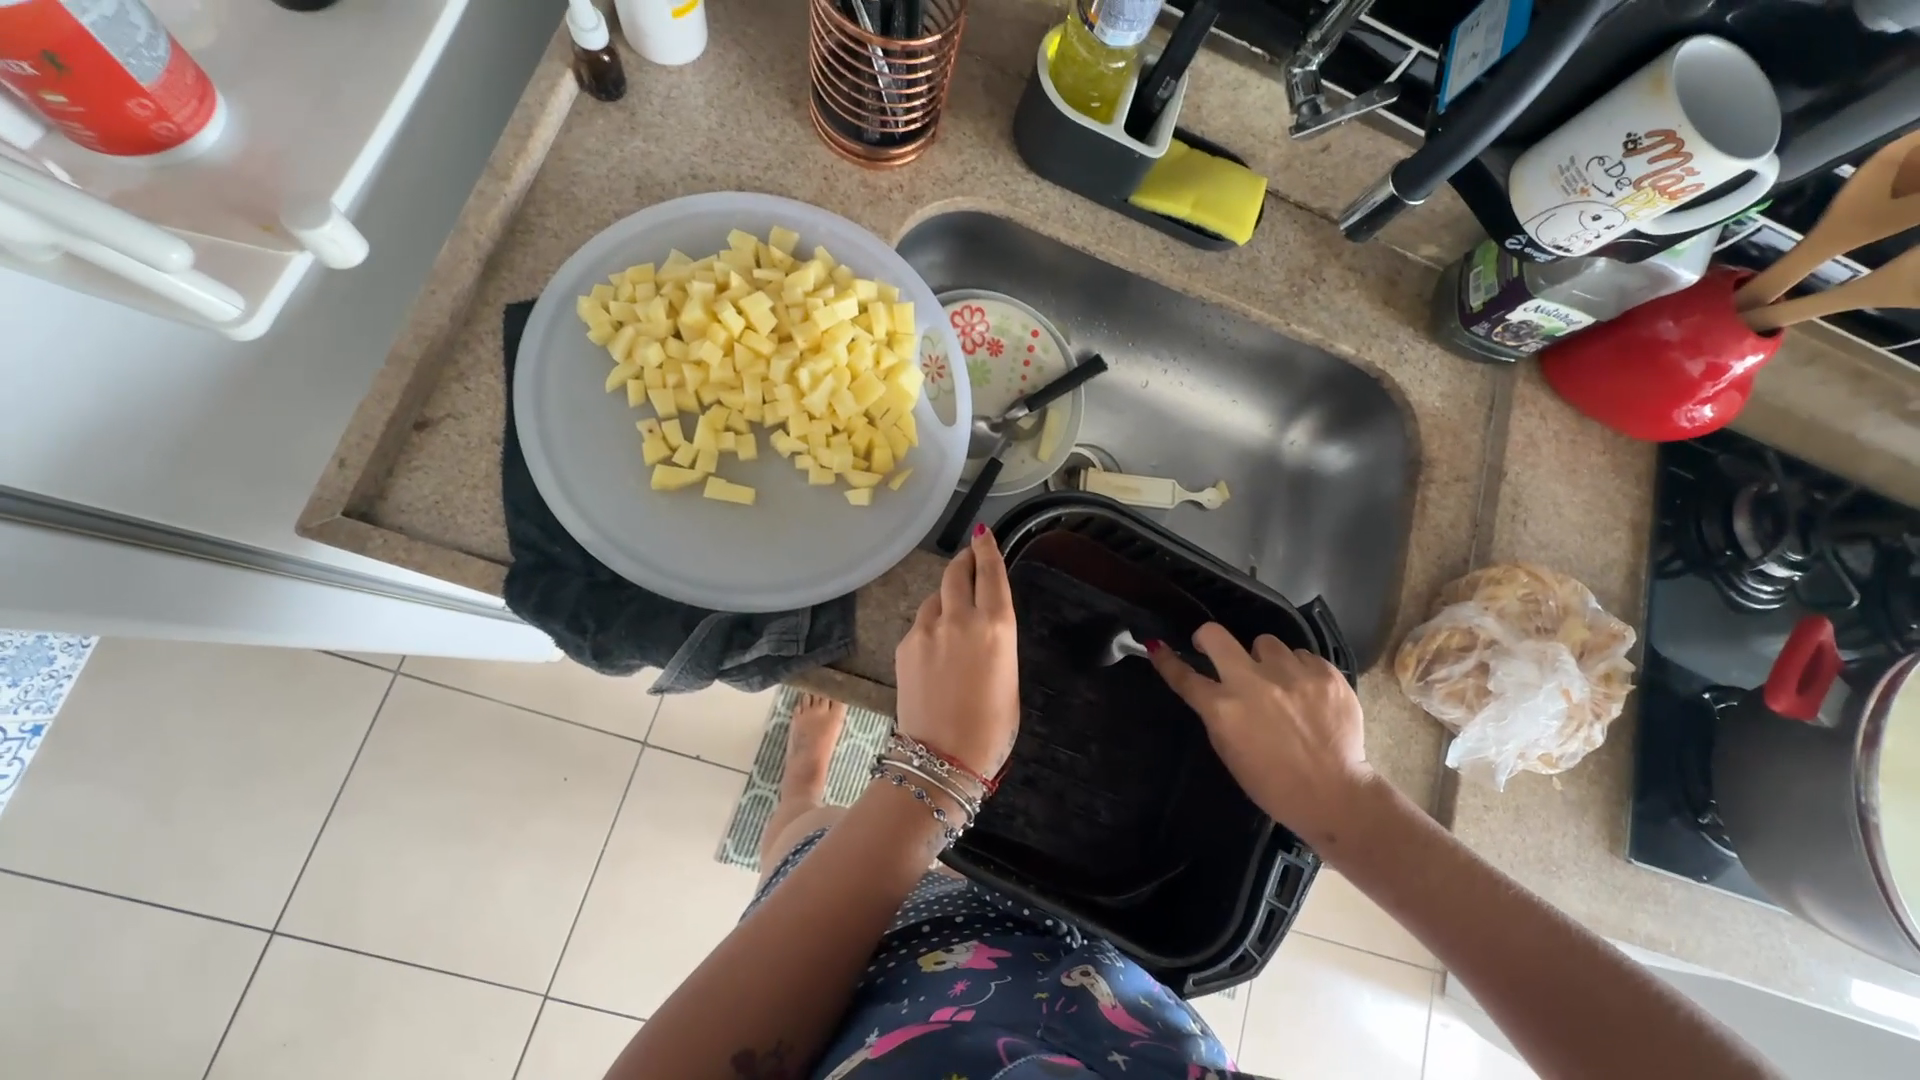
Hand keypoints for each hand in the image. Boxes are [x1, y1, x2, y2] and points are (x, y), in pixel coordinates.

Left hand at [893, 525, 1020, 779]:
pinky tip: (935, 648)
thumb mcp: (1008, 678)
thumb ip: (996, 642)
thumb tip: (984, 629)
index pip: (991, 572)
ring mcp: (926, 630)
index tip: (983, 535)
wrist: (941, 758)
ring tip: (952, 615)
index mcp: (996, 626)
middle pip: (955, 572)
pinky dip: (929, 625)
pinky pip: (919, 623)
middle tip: (967, 560)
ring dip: (944, 597)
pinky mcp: (904, 646)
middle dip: (963, 561)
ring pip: (934, 597)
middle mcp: (959, 618)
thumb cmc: (990, 728)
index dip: (987, 549)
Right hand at [1148, 625, 1373, 845]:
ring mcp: (1291, 674)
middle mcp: (1253, 682)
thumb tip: (1210, 690)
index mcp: (1224, 708)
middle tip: (1215, 648)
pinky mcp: (1325, 672)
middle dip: (1210, 638)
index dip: (1166, 659)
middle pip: (1216, 636)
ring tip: (1278, 681)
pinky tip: (1307, 692)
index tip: (1158, 646)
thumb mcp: (1229, 751)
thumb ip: (1217, 715)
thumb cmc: (1273, 784)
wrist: (1334, 794)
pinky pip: (1302, 655)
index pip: (1184, 675)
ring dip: (1265, 659)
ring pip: (1265, 642)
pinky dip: (1299, 670)